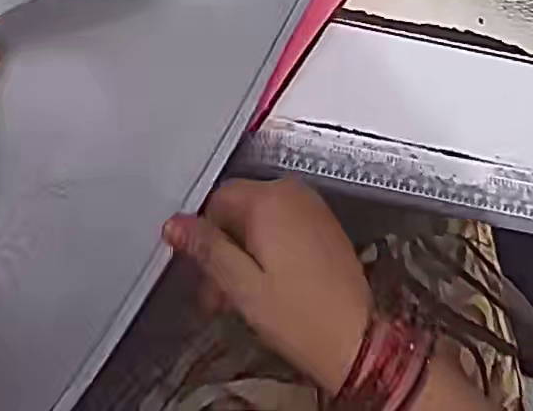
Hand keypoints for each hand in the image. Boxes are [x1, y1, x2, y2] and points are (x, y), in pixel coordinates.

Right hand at [163, 179, 371, 394]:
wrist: (358, 341)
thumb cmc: (301, 316)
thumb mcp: (242, 286)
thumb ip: (207, 249)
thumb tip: (175, 225)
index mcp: (268, 200)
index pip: (216, 199)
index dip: (202, 235)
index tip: (200, 271)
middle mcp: (290, 192)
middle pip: (237, 207)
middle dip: (222, 246)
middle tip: (218, 293)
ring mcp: (309, 205)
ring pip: (258, 216)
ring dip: (243, 249)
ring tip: (242, 294)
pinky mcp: (321, 221)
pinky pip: (281, 221)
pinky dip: (267, 245)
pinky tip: (268, 282)